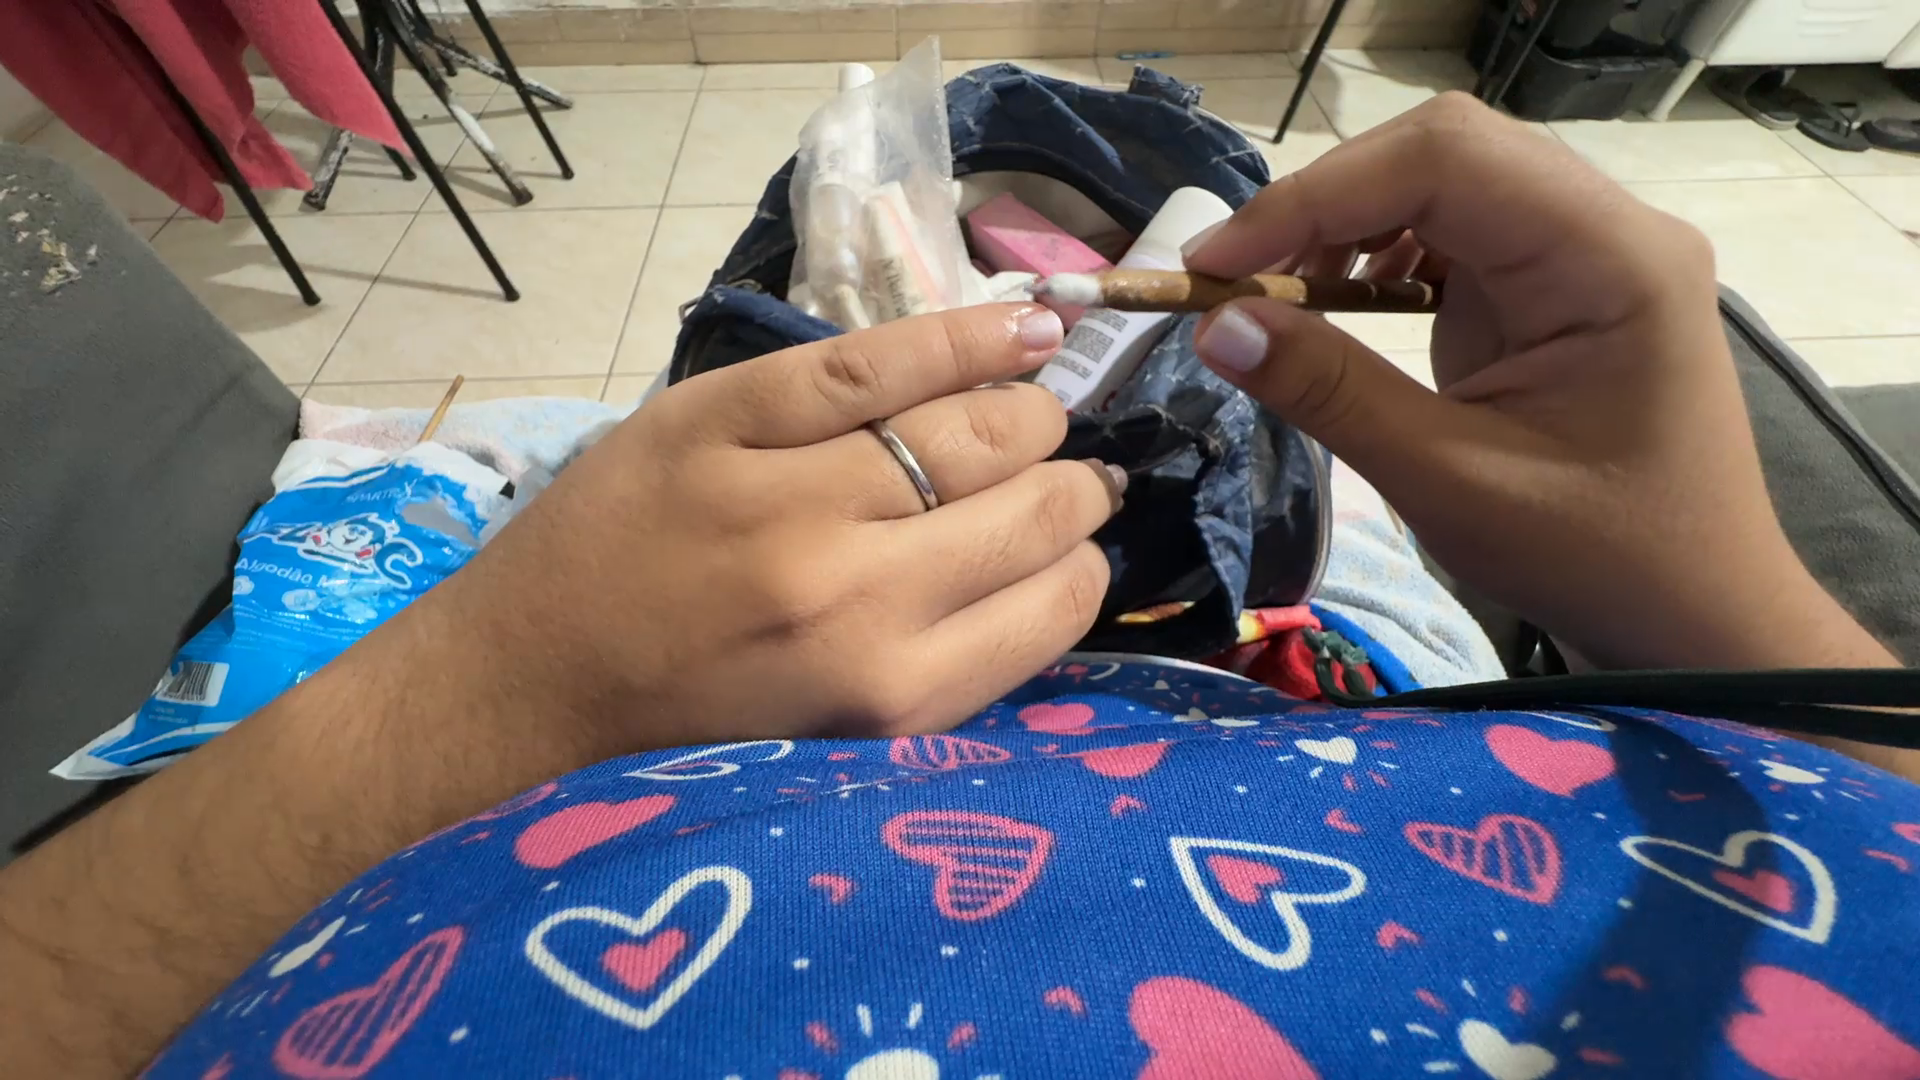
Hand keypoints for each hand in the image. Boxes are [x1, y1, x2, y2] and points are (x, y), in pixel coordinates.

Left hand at [435, 302, 1118, 754]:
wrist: (532, 678)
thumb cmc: (704, 713)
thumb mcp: (849, 725)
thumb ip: (960, 657)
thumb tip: (1059, 566)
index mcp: (895, 693)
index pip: (1058, 603)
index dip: (1083, 563)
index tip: (1072, 544)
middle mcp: (858, 600)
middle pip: (1033, 511)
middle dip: (1074, 487)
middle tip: (1068, 476)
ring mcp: (789, 499)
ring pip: (974, 433)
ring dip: (1032, 418)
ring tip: (1037, 414)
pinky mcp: (727, 419)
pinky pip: (878, 363)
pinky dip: (967, 338)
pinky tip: (1028, 328)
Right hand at [1186, 93, 1889, 671]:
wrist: (1680, 601)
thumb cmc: (1585, 550)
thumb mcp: (1441, 478)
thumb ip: (1329, 392)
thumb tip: (1214, 327)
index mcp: (1607, 259)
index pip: (1446, 161)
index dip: (1312, 198)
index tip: (1213, 268)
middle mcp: (1598, 228)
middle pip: (1438, 153)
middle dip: (1315, 205)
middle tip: (1226, 279)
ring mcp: (1571, 251)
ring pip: (1432, 184)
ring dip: (1334, 226)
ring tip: (1268, 292)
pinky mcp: (1538, 284)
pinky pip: (1438, 233)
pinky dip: (1362, 257)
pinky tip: (1331, 301)